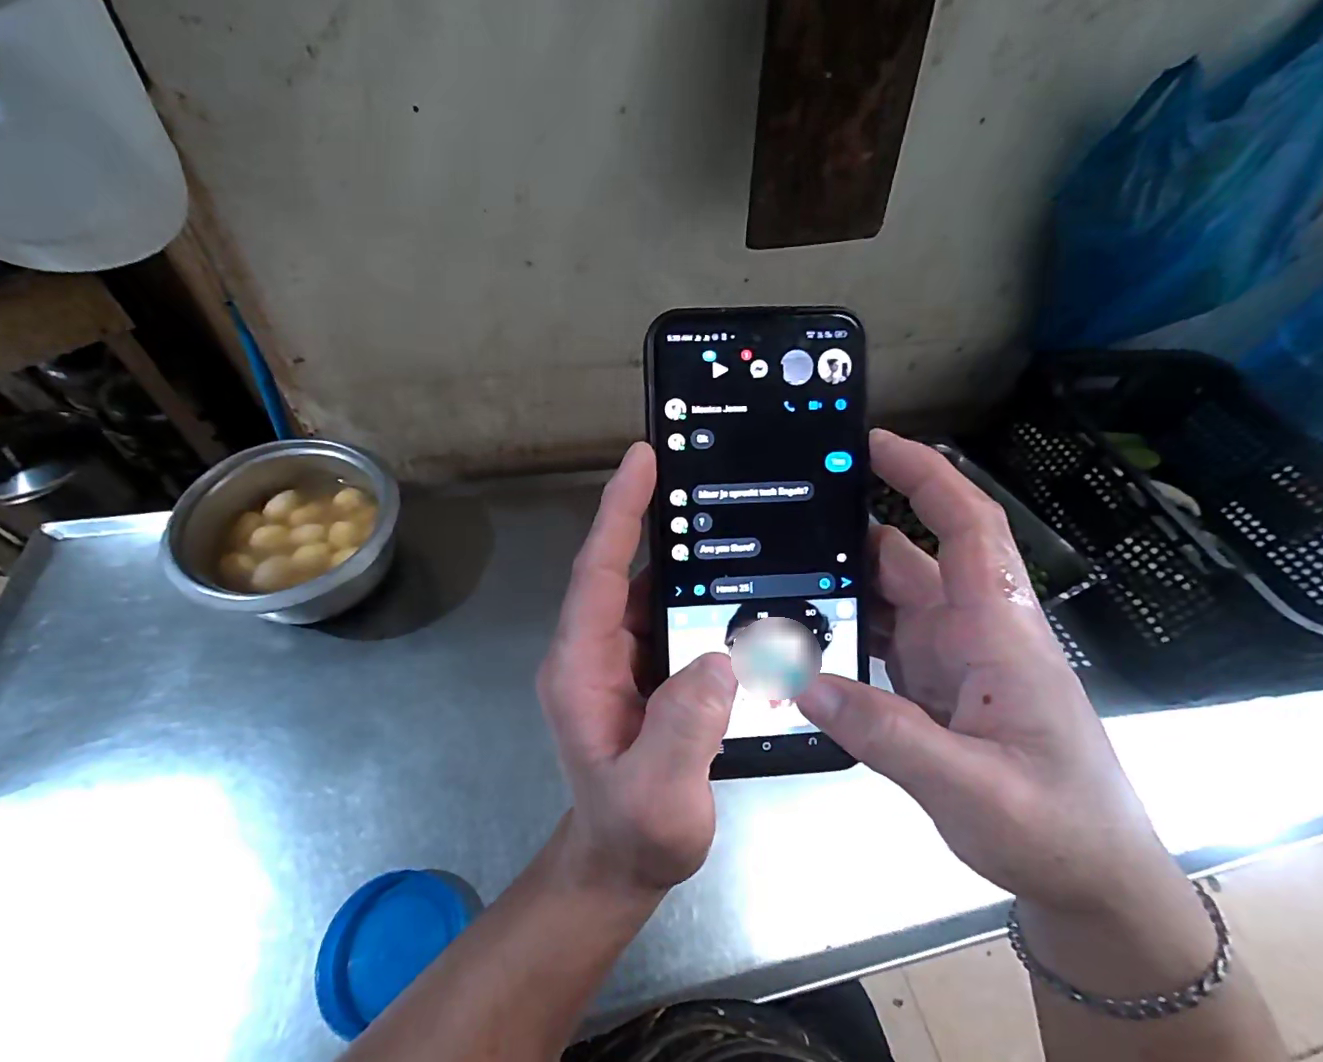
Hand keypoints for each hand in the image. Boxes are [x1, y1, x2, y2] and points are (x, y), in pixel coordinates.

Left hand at [536, 442, 737, 899]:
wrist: (624, 863)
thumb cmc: (633, 833)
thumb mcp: (657, 796)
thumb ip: (682, 732)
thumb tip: (717, 659)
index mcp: (582, 666)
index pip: (596, 571)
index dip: (618, 511)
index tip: (643, 459)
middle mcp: (595, 652)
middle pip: (624, 570)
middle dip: (659, 521)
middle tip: (708, 478)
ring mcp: (620, 661)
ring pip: (651, 593)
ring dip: (689, 562)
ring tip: (738, 526)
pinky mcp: (646, 673)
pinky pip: (671, 620)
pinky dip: (701, 600)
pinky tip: (741, 592)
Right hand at [798, 430, 1177, 915]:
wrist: (1090, 879)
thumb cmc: (1056, 826)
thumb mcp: (973, 788)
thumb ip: (889, 735)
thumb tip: (806, 683)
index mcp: (996, 630)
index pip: (965, 527)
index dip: (924, 476)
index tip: (873, 442)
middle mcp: (972, 630)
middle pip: (908, 557)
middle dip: (852, 529)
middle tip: (785, 519)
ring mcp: (951, 659)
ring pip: (889, 598)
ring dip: (842, 585)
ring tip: (777, 578)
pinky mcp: (933, 687)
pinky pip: (882, 640)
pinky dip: (845, 632)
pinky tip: (803, 640)